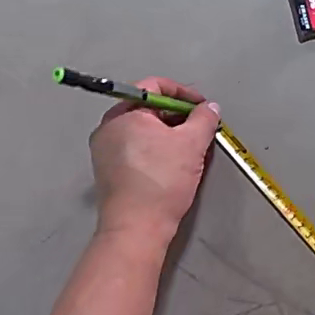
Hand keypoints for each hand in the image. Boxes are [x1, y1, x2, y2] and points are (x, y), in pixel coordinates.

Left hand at [89, 77, 220, 241]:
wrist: (137, 228)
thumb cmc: (161, 181)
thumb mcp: (192, 144)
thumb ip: (204, 119)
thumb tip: (209, 108)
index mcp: (123, 113)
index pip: (154, 86)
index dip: (183, 93)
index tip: (202, 107)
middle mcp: (108, 128)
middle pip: (148, 109)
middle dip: (178, 116)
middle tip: (201, 129)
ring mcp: (106, 151)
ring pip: (144, 132)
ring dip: (170, 135)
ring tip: (192, 150)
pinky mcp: (110, 172)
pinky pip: (137, 150)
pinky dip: (157, 151)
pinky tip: (176, 166)